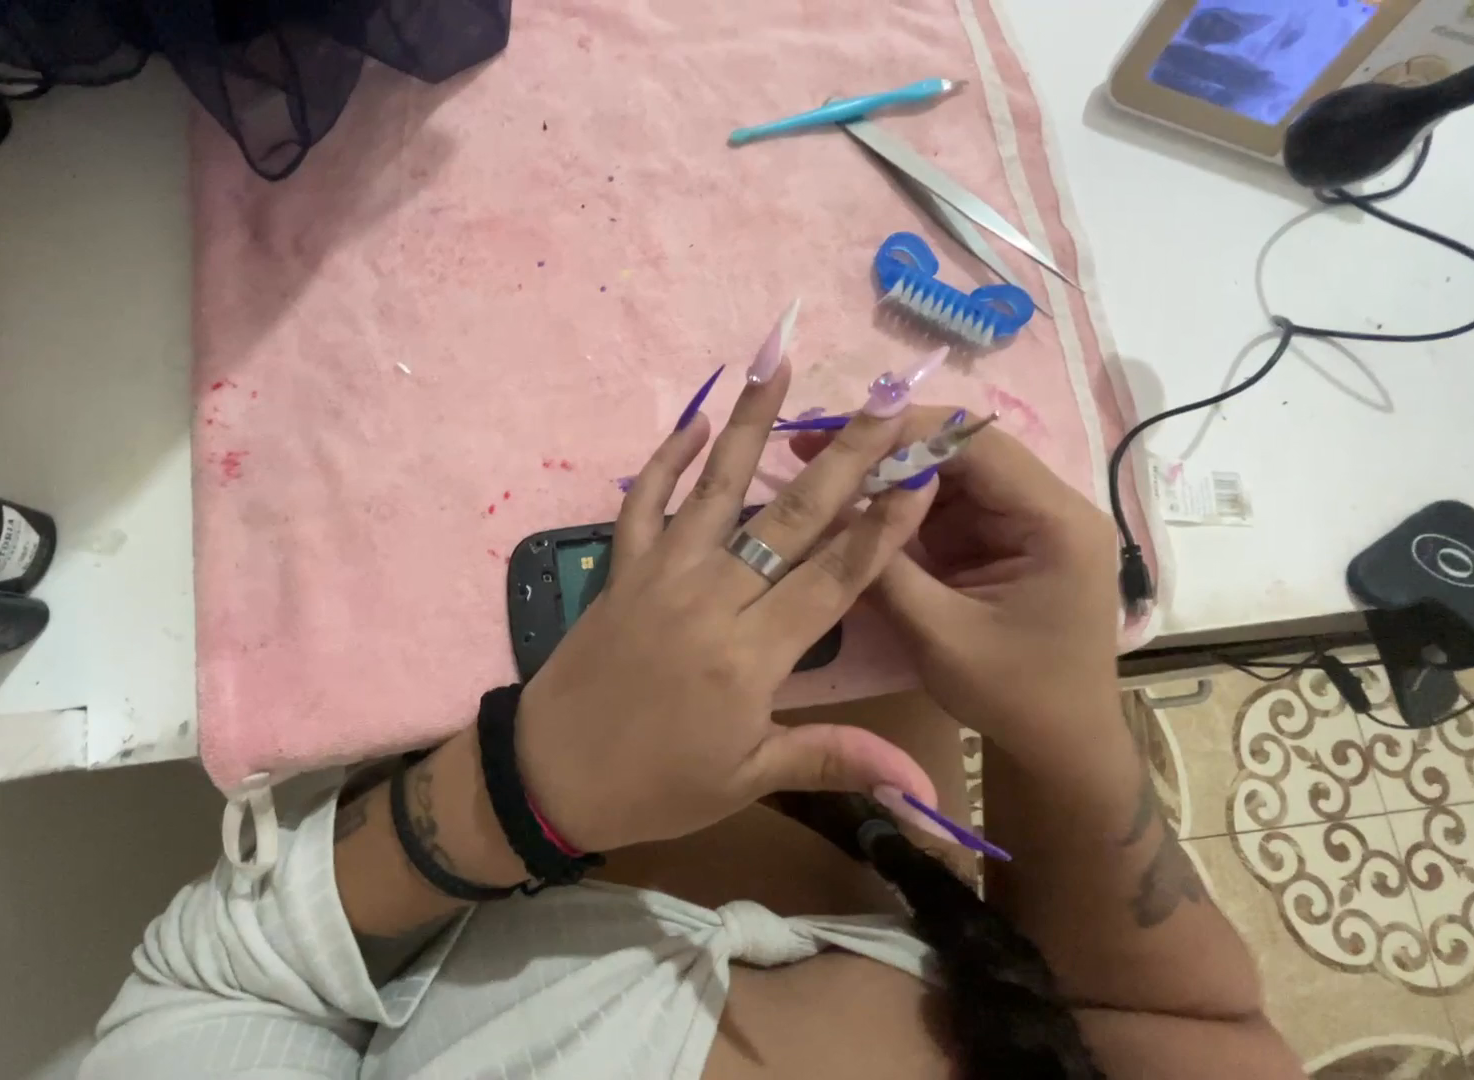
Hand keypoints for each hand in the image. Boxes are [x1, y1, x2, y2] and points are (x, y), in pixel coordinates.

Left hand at [514, 355, 939, 853]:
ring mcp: (659, 576)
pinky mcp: (621, 570)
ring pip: (714, 490)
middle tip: (883, 399)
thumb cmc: (654, 786)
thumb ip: (832, 758)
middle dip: (843, 457)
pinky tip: (693, 423)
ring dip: (750, 426)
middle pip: (787, 518)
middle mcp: (709, 599)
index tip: (921, 471)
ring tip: (779, 365)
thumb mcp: (745, 780)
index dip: (882, 525)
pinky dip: (664, 462)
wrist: (550, 775)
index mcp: (750, 656)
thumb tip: (923, 784)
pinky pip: (643, 504)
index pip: (834, 577)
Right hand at [791, 406, 1121, 754]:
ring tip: (822, 470)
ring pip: (946, 476)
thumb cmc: (1014, 694)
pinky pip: (943, 508)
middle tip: (812, 446)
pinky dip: (896, 506)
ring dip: (886, 474)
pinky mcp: (998, 542)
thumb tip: (823, 518)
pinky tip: (852, 505)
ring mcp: (1022, 523)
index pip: (976, 446)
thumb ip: (882, 570)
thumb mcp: (938, 634)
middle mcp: (1046, 508)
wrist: (1059, 743)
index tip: (834, 434)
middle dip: (886, 448)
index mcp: (1054, 522)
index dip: (903, 432)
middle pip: (960, 453)